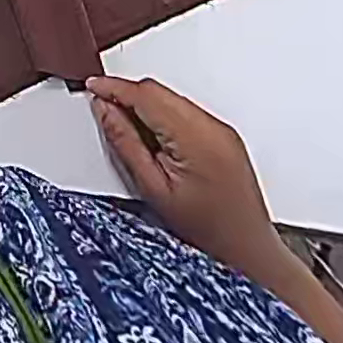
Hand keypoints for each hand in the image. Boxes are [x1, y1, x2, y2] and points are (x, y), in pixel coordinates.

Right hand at [88, 76, 288, 276]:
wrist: (249, 255)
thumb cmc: (207, 232)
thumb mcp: (153, 189)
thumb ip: (125, 141)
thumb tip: (104, 108)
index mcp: (196, 139)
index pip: (146, 94)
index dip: (114, 87)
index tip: (93, 87)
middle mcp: (213, 127)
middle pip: (158, 91)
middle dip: (127, 94)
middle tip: (104, 109)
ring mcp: (221, 129)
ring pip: (169, 97)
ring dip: (144, 104)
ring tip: (130, 130)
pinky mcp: (223, 134)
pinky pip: (183, 108)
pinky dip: (161, 113)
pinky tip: (153, 137)